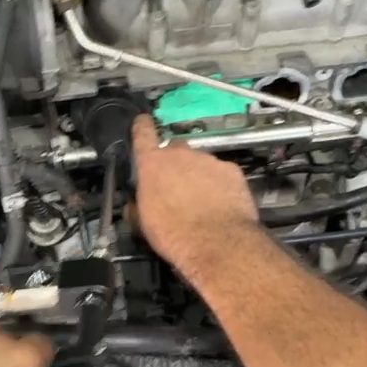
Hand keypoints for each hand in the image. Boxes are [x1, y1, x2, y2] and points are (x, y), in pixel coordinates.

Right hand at [131, 115, 260, 276]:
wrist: (218, 244)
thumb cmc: (174, 235)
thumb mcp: (143, 224)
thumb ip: (137, 205)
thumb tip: (135, 204)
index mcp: (153, 164)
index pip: (142, 133)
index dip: (141, 127)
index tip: (142, 122)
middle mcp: (180, 154)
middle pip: (174, 149)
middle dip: (174, 164)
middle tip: (175, 187)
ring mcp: (208, 160)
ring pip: (200, 162)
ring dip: (198, 176)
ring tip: (201, 202)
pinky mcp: (232, 170)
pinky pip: (221, 173)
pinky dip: (219, 184)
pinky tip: (220, 204)